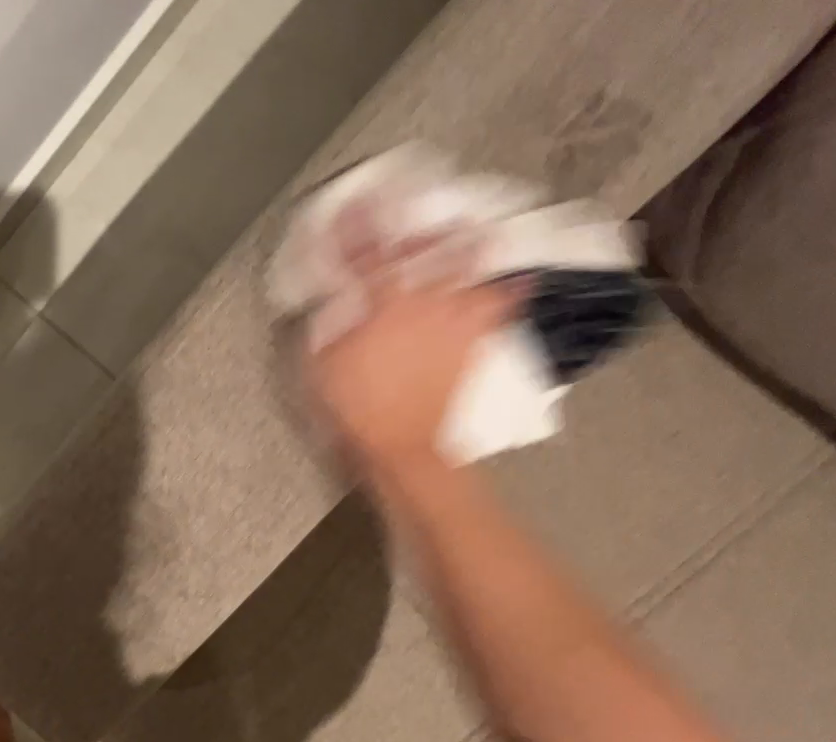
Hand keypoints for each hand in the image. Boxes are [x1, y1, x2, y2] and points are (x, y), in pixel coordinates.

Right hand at [306, 204, 522, 479]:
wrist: (404, 446)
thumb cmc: (356, 408)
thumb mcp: (321, 365)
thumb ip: (328, 322)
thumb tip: (333, 295)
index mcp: (382, 305)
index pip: (366, 253)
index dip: (358, 224)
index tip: (353, 201)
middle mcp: (425, 301)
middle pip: (424, 248)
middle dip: (413, 222)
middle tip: (411, 201)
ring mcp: (456, 319)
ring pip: (469, 266)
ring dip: (465, 241)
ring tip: (468, 224)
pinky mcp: (476, 339)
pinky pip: (502, 304)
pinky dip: (510, 287)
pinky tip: (515, 276)